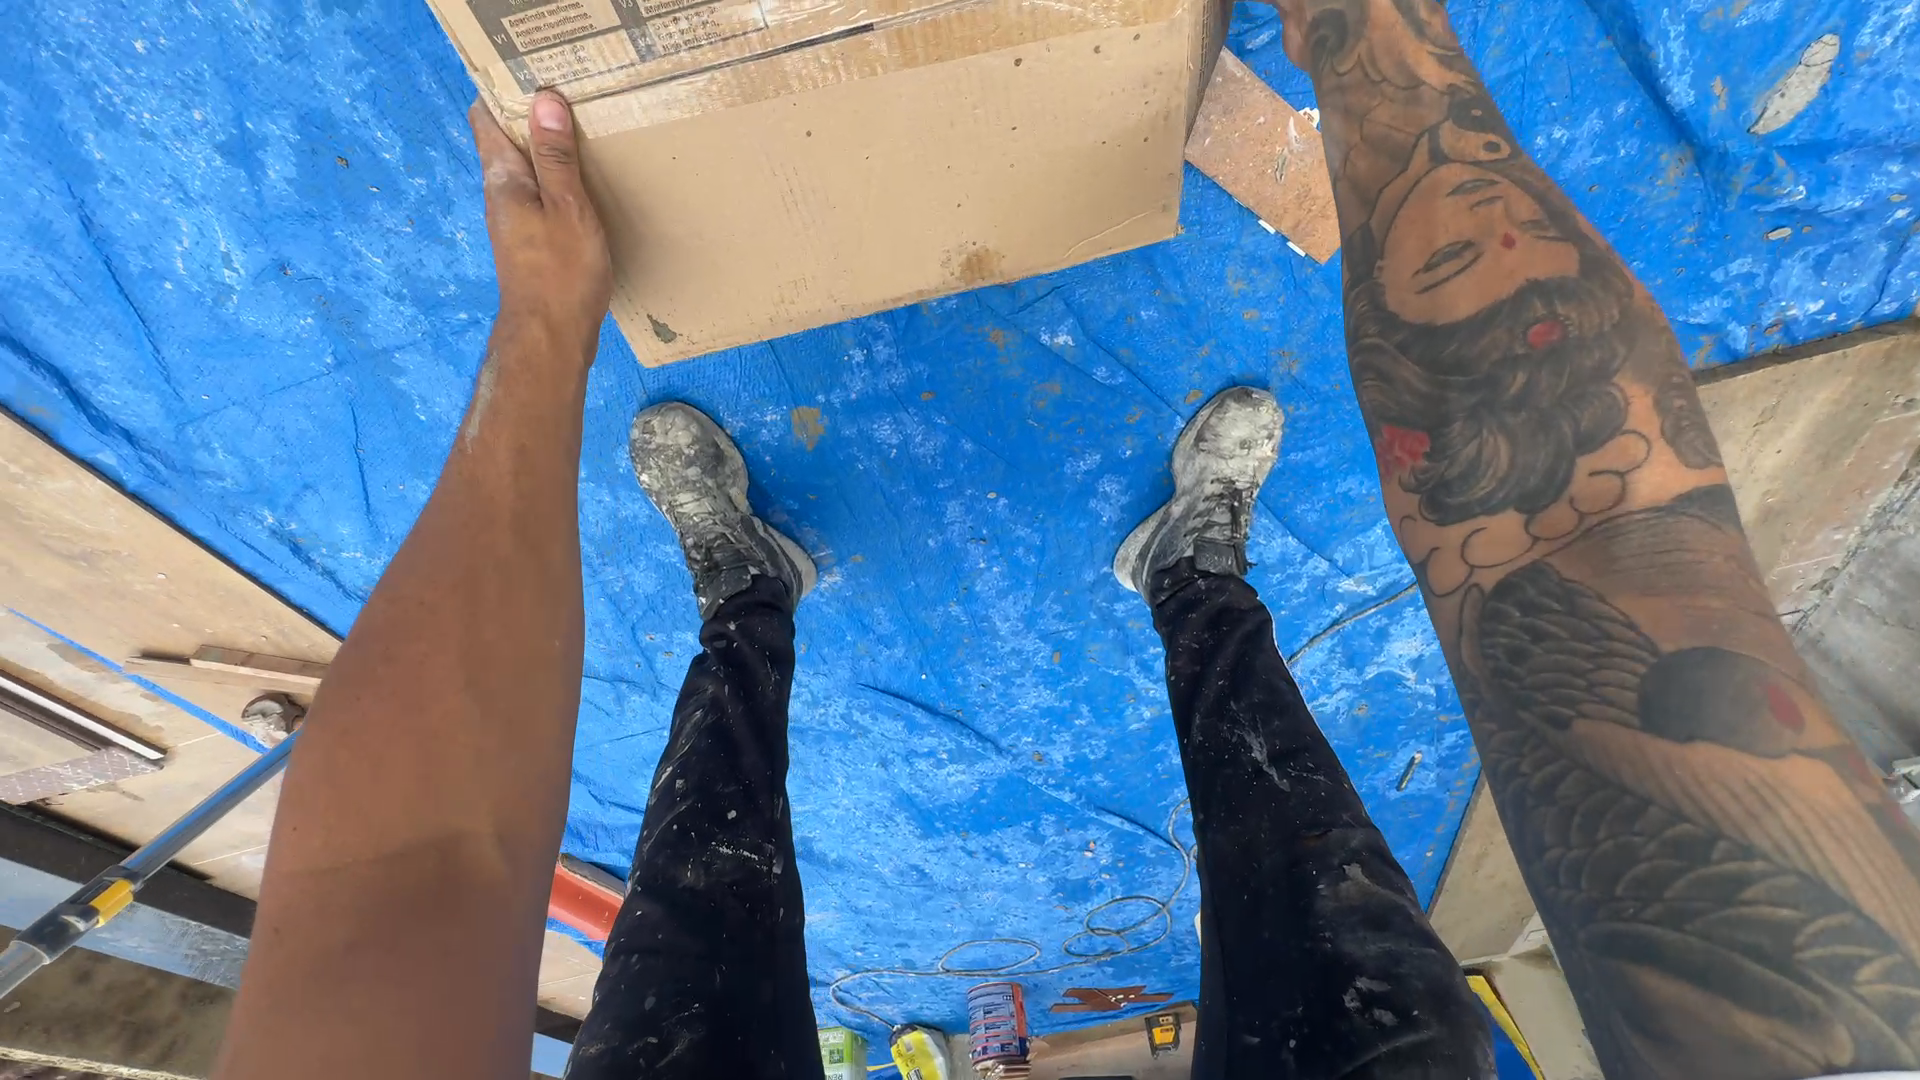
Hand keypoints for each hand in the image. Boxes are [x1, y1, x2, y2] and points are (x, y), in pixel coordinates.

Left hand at [468, 91, 612, 368]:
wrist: (550, 337)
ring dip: (548, 157)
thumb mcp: (568, 210)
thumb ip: (556, 159)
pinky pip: (541, 202)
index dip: (503, 90)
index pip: (485, 116)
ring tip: (583, 142)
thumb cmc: (561, 274)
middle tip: (571, 102)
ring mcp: (515, 224)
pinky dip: (558, 189)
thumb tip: (543, 97)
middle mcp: (501, 196)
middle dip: (532, 120)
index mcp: (503, 179)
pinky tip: (585, 195)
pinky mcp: (532, 247)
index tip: (535, 76)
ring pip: (526, 175)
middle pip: (507, 144)